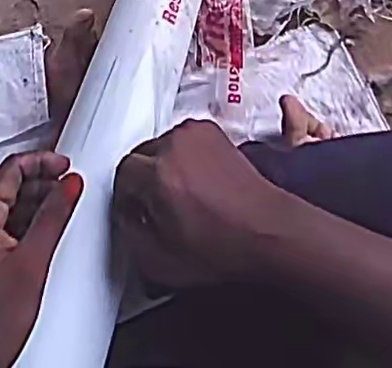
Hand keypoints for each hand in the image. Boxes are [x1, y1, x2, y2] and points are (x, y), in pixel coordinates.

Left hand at [0, 152, 82, 367]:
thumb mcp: (31, 265)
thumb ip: (53, 217)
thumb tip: (69, 184)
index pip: (11, 168)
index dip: (42, 161)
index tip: (65, 165)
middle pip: (8, 187)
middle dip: (41, 182)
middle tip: (68, 186)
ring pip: (6, 210)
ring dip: (34, 205)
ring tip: (62, 210)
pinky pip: (1, 232)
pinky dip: (24, 228)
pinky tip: (43, 240)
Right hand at [112, 119, 297, 290]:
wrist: (268, 229)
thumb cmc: (226, 246)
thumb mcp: (164, 262)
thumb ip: (131, 236)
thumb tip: (124, 217)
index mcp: (158, 175)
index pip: (123, 172)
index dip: (127, 196)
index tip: (136, 208)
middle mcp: (173, 145)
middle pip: (140, 156)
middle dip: (145, 180)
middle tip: (160, 205)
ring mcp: (192, 133)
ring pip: (160, 146)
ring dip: (164, 165)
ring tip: (184, 193)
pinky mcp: (209, 128)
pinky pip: (181, 139)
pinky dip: (183, 155)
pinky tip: (197, 180)